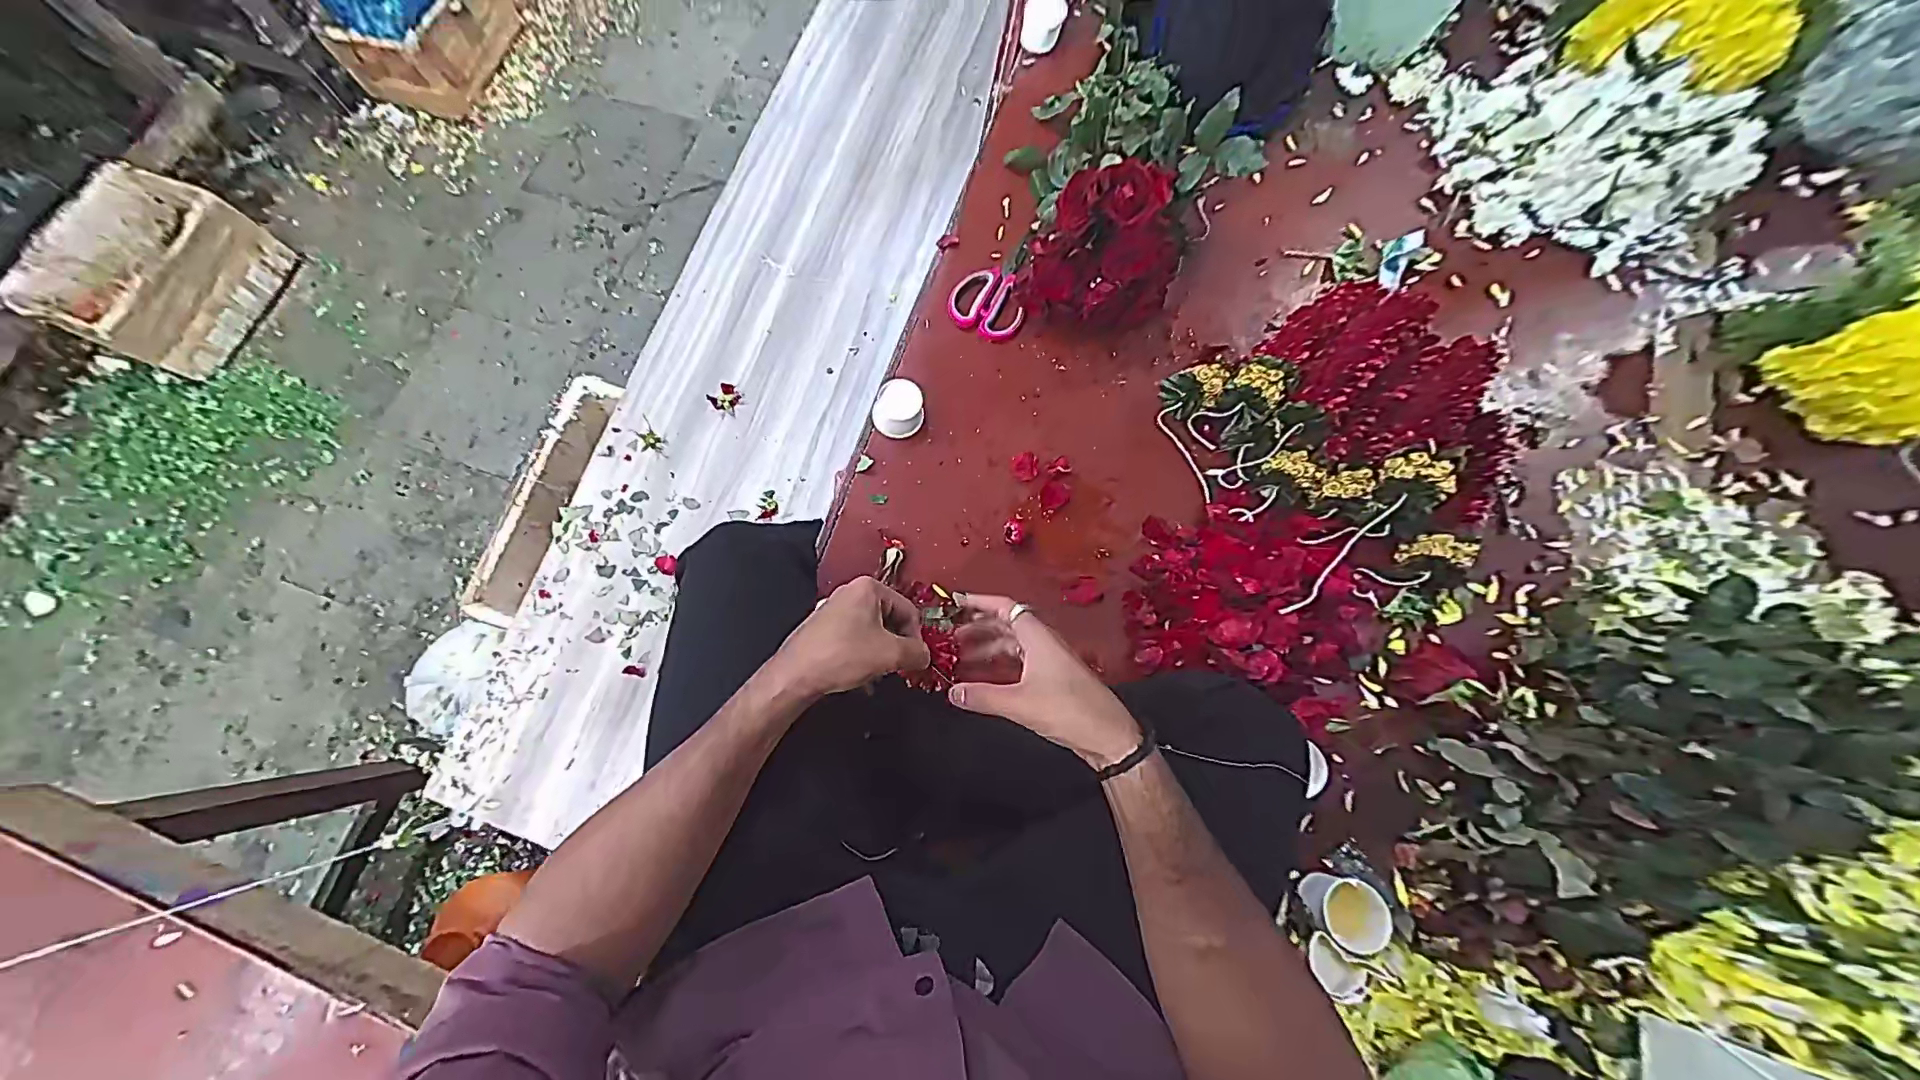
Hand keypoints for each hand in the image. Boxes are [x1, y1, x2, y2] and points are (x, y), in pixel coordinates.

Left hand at [766, 577, 930, 698]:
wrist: (794, 675)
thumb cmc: (837, 656)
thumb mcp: (890, 655)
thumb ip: (916, 652)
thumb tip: (923, 655)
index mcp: (868, 588)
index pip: (909, 610)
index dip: (916, 637)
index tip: (915, 656)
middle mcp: (850, 593)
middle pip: (890, 620)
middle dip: (896, 646)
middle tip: (896, 665)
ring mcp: (835, 610)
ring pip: (872, 632)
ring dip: (879, 654)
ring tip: (875, 672)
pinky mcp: (824, 629)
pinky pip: (855, 640)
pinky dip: (862, 656)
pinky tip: (858, 676)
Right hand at [946, 593, 1142, 768]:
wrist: (1108, 735)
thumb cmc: (1069, 711)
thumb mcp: (1019, 703)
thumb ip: (982, 696)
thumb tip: (953, 692)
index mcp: (1039, 637)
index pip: (1005, 607)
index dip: (980, 602)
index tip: (958, 603)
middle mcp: (1045, 643)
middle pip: (1007, 624)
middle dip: (979, 627)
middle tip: (953, 634)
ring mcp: (1050, 660)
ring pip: (1014, 644)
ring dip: (988, 646)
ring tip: (963, 656)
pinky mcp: (1053, 678)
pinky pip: (1021, 661)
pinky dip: (1001, 664)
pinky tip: (986, 676)